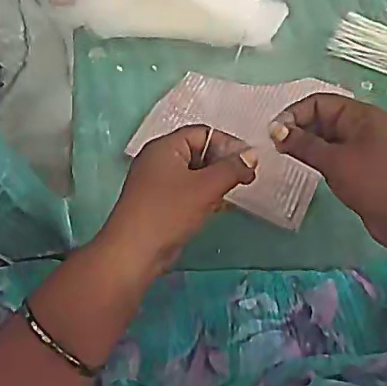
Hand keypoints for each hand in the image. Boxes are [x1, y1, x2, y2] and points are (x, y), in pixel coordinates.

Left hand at [96, 126, 257, 274]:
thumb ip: (232, 168)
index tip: (249, 162)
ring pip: (193, 174)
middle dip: (222, 164)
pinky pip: (186, 191)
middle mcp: (158, 160)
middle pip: (198, 152)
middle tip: (245, 179)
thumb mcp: (206, 187)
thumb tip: (252, 155)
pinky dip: (202, 195)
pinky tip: (215, 208)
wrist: (134, 251)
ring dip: (214, 181)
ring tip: (231, 195)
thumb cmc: (168, 212)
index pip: (202, 133)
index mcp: (164, 147)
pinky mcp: (159, 202)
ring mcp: (156, 182)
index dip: (228, 144)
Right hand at [271, 94, 386, 249]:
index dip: (294, 114)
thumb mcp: (335, 161)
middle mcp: (365, 126)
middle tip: (278, 148)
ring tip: (290, 159)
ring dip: (309, 145)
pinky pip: (339, 155)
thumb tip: (277, 130)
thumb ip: (303, 144)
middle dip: (299, 129)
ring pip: (331, 138)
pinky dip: (323, 159)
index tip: (273, 134)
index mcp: (362, 115)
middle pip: (324, 118)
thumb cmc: (376, 183)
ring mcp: (369, 147)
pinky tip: (312, 170)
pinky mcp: (369, 168)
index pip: (319, 103)